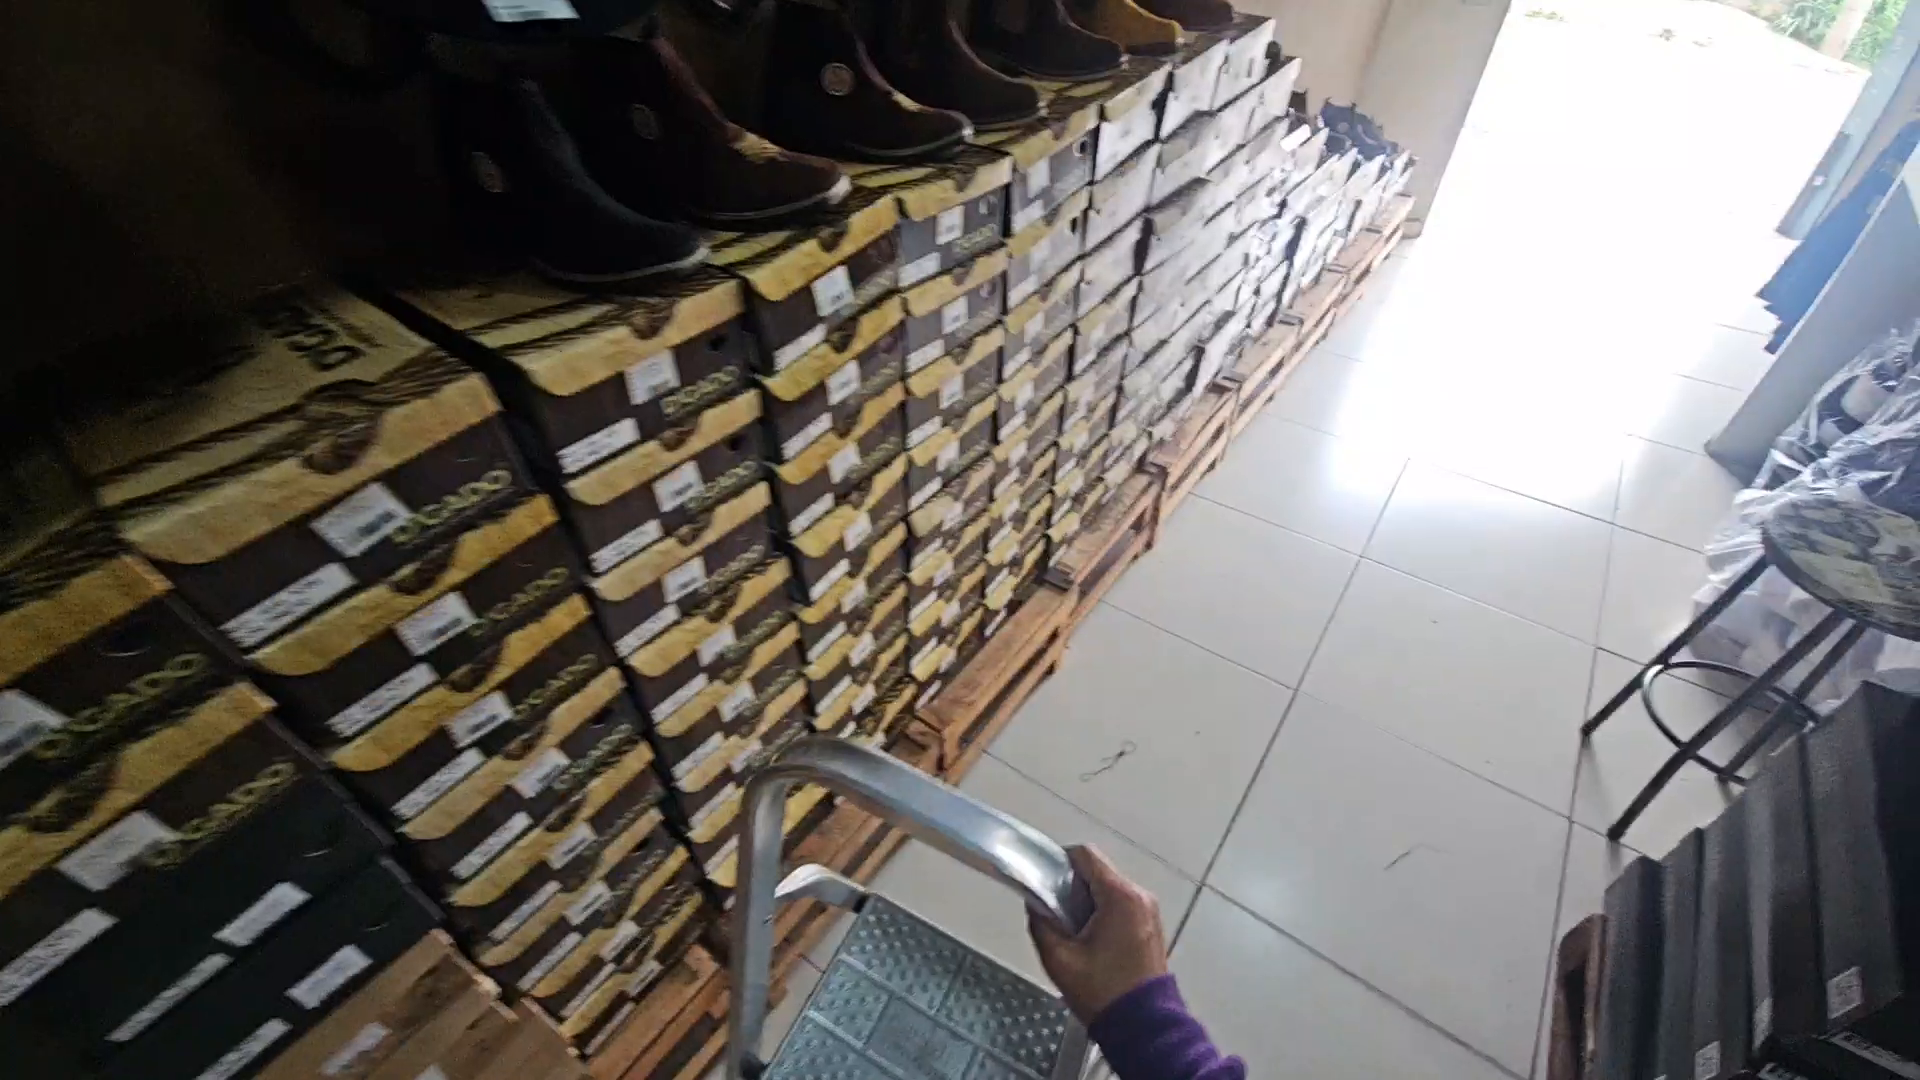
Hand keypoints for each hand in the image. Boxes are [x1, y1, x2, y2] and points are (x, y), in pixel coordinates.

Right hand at [1028, 845, 1168, 1022]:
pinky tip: (1093, 938)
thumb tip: (1034, 902)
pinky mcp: (1151, 924)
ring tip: (1073, 929)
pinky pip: (1123, 902)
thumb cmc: (1103, 993)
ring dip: (1089, 898)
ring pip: (1110, 886)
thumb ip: (1041, 924)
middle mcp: (1139, 895)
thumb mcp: (1060, 960)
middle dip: (1074, 885)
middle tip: (1057, 911)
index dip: (1061, 861)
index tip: (1046, 882)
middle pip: (1098, 869)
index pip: (1086, 855)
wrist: (1146, 1029)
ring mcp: (1149, 909)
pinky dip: (1105, 909)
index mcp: (1120, 896)